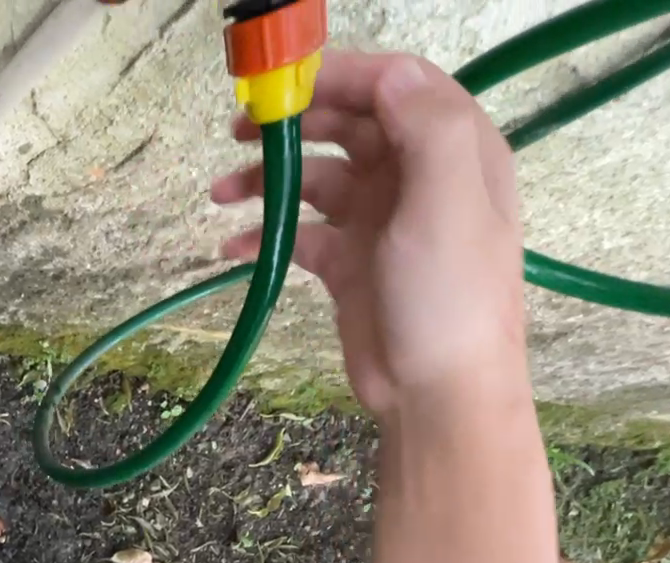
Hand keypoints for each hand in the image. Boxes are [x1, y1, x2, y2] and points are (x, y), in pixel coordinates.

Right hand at [211, 52, 527, 418]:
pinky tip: (232, 248)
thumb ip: (427, 130)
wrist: (433, 385)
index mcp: (450, 148)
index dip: (340, 76)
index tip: (281, 83)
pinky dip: (263, 236)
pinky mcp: (344, 261)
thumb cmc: (448, 294)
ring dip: (267, 181)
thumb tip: (388, 72)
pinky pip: (296, 234)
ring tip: (219, 195)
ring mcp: (375, 219)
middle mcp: (412, 175)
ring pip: (312, 179)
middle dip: (293, 125)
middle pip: (346, 127)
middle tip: (237, 131)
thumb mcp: (445, 205)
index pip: (394, 87)